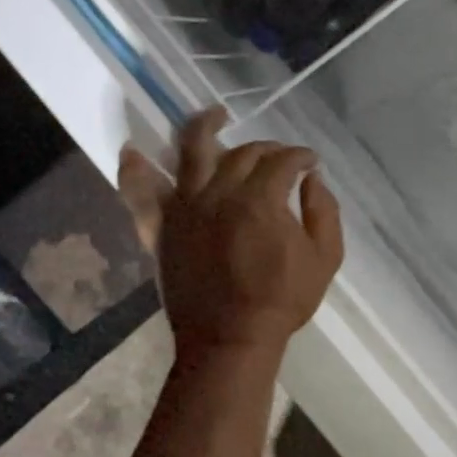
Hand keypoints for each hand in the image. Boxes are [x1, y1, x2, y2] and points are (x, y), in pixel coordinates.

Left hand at [117, 107, 343, 353]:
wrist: (229, 342)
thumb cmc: (282, 300)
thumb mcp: (325, 256)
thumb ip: (324, 210)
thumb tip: (312, 179)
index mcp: (260, 200)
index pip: (283, 160)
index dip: (301, 156)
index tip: (311, 163)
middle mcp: (219, 194)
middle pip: (244, 152)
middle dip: (268, 148)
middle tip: (281, 158)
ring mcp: (185, 209)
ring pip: (190, 152)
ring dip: (203, 127)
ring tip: (217, 114)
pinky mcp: (163, 228)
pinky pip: (141, 193)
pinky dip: (134, 170)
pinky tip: (131, 150)